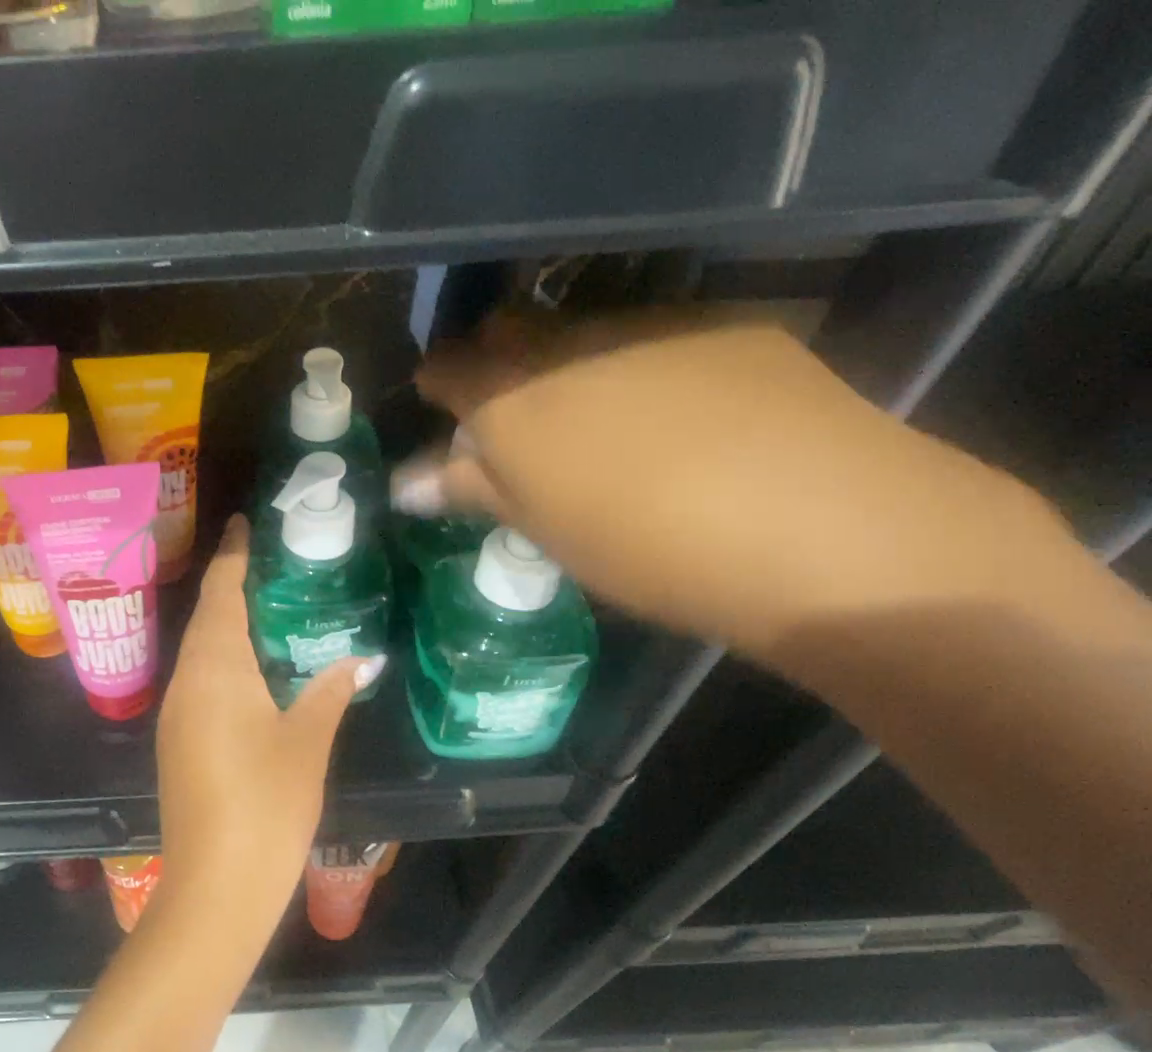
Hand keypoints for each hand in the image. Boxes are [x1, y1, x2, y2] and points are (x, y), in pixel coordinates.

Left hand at [153, 515, 381, 929]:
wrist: (215, 886)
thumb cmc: (267, 804)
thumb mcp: (308, 743)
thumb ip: (329, 692)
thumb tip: (359, 659)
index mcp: (216, 668)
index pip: (223, 594)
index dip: (234, 556)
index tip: (245, 523)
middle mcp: (187, 680)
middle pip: (207, 618)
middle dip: (232, 585)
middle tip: (270, 560)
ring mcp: (177, 712)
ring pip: (201, 651)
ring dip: (228, 624)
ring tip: (268, 605)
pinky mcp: (178, 741)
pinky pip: (200, 680)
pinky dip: (224, 660)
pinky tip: (253, 669)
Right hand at [410, 307, 1071, 655]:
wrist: (821, 525)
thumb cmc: (649, 548)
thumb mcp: (546, 532)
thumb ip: (475, 491)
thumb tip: (408, 480)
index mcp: (511, 399)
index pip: (449, 369)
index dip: (439, 385)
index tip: (439, 406)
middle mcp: (568, 345)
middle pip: (510, 332)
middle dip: (498, 360)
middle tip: (510, 410)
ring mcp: (648, 327)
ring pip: (582, 330)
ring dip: (569, 360)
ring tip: (594, 413)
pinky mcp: (723, 326)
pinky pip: (654, 335)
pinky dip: (640, 364)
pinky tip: (677, 411)